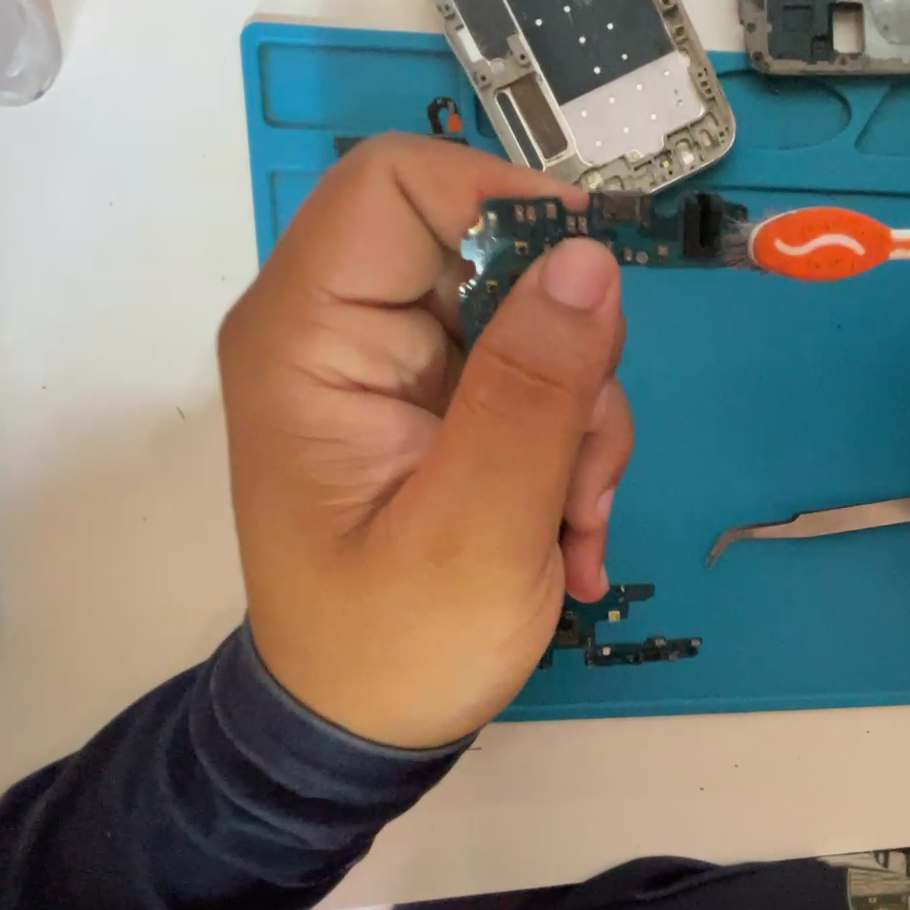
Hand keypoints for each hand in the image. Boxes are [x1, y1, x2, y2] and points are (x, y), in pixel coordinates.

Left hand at [219, 136, 631, 747]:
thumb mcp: (481, 525)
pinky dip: (574, 456)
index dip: (508, 203)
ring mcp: (410, 378)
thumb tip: (589, 259)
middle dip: (568, 362)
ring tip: (573, 522)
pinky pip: (542, 390)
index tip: (596, 282)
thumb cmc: (401, 644)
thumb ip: (534, 390)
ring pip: (539, 334)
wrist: (375, 725)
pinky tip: (571, 534)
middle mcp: (355, 337)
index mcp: (314, 338)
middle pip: (494, 264)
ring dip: (582, 427)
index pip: (401, 185)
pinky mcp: (452, 414)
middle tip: (583, 463)